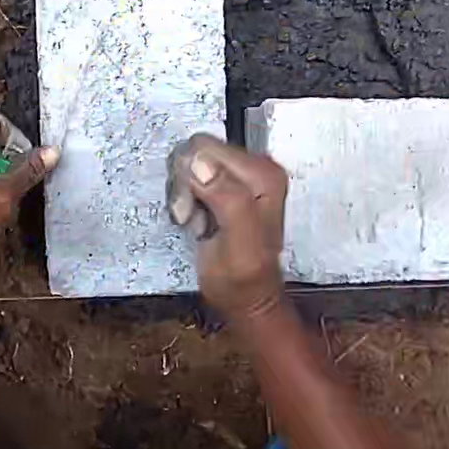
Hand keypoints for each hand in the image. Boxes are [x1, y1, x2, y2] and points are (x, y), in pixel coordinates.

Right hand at [179, 134, 288, 321]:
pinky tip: (199, 221)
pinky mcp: (227, 185)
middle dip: (185, 186)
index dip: (189, 179)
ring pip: (190, 164)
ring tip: (197, 224)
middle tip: (192, 219)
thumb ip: (226, 198)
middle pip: (197, 152)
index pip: (205, 149)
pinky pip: (193, 177)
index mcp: (264, 173)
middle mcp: (256, 166)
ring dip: (185, 195)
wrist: (246, 299)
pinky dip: (188, 199)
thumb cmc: (241, 278)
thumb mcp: (237, 242)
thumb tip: (199, 161)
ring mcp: (241, 175)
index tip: (193, 213)